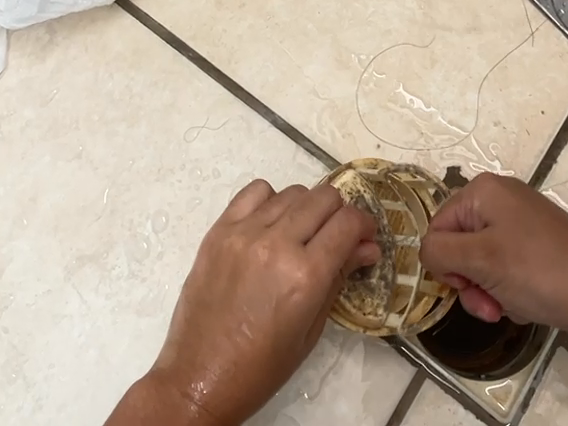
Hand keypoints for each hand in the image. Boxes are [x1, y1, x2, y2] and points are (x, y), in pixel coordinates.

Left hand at [131, 180, 379, 425]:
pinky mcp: (219, 230)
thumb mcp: (312, 329)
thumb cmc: (262, 366)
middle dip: (339, 214)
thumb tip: (368, 247)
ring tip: (301, 234)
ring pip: (293, 192)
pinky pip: (255, 191)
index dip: (365, 226)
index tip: (365, 238)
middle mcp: (277, 244)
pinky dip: (271, 201)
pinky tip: (270, 224)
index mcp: (305, 275)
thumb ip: (340, 277)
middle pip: (324, 197)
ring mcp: (245, 233)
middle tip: (336, 237)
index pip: (348, 223)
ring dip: (307, 209)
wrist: (199, 375)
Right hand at [419, 172, 567, 337]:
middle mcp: (501, 197)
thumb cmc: (539, 273)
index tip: (467, 288)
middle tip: (490, 307)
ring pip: (483, 261)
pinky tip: (528, 303)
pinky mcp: (540, 243)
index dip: (446, 264)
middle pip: (460, 245)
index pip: (438, 228)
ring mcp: (523, 220)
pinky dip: (510, 289)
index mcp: (483, 190)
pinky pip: (507, 266)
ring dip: (490, 291)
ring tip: (512, 307)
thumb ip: (440, 252)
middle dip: (470, 281)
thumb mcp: (479, 261)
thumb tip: (428, 252)